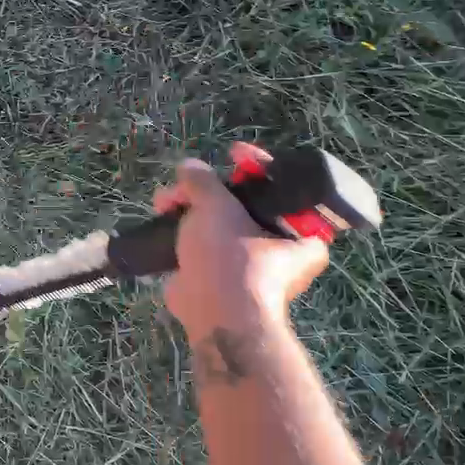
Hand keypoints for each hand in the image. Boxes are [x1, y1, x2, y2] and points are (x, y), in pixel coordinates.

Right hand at [153, 144, 328, 340]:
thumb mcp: (218, 210)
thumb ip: (204, 182)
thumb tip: (190, 166)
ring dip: (186, 205)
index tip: (233, 153)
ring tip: (163, 204)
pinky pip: (202, 237)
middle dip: (204, 189)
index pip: (285, 189)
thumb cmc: (231, 259)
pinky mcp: (219, 270)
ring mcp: (247, 260)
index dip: (258, 166)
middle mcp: (279, 247)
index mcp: (301, 236)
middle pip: (241, 202)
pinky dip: (183, 227)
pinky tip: (163, 220)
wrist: (215, 311)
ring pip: (216, 218)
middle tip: (182, 188)